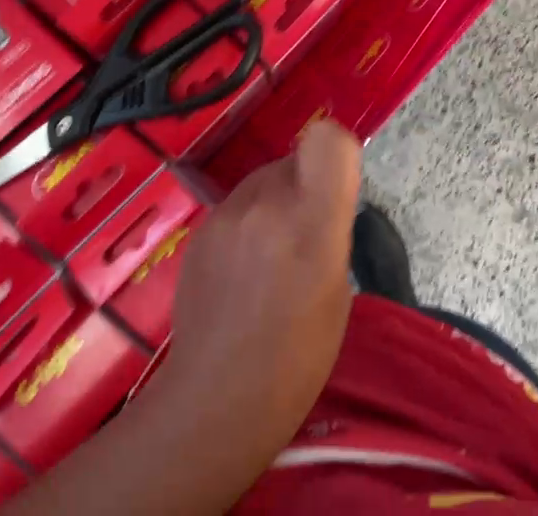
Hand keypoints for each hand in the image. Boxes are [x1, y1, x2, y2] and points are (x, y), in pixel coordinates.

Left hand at [165, 121, 361, 430]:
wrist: (217, 398)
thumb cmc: (298, 357)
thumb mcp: (338, 289)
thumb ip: (330, 231)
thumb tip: (319, 206)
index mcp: (312, 221)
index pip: (328, 139)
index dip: (337, 151)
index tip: (339, 184)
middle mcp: (266, 205)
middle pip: (293, 159)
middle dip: (304, 185)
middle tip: (305, 235)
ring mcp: (225, 216)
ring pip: (262, 182)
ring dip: (274, 204)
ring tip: (270, 259)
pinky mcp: (198, 232)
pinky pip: (235, 208)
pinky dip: (246, 226)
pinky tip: (241, 273)